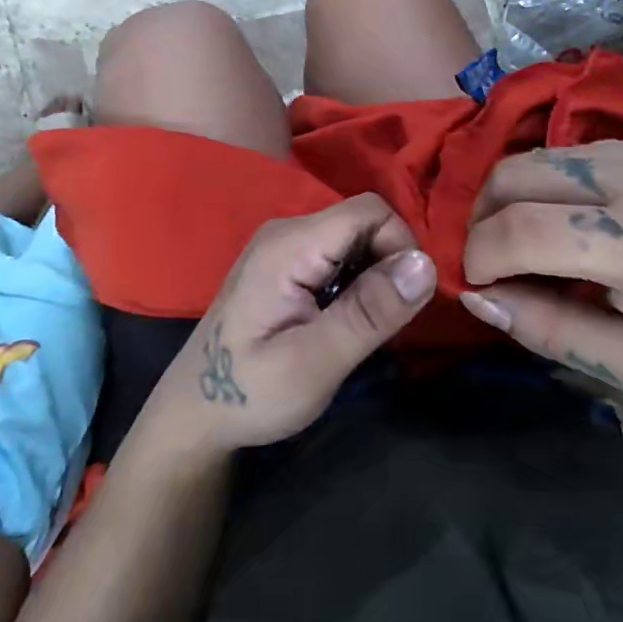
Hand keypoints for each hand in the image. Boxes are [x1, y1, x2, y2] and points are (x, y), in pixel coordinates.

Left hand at [143, 194, 436, 454]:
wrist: (197, 411)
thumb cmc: (252, 393)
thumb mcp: (316, 362)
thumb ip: (369, 311)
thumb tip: (425, 265)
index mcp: (289, 245)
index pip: (370, 211)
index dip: (402, 245)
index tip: (408, 301)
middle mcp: (285, 232)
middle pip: (363, 222)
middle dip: (390, 264)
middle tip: (387, 323)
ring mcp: (282, 247)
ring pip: (353, 240)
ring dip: (374, 277)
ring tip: (364, 328)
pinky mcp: (283, 265)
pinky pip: (336, 256)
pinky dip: (355, 283)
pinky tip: (343, 323)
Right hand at [460, 141, 622, 398]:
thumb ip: (553, 333)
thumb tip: (477, 295)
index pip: (526, 231)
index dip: (479, 256)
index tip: (475, 285)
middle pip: (510, 181)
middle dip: (477, 225)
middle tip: (486, 266)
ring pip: (518, 162)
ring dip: (493, 204)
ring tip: (507, 245)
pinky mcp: (622, 146)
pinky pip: (541, 158)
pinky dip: (519, 190)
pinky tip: (535, 222)